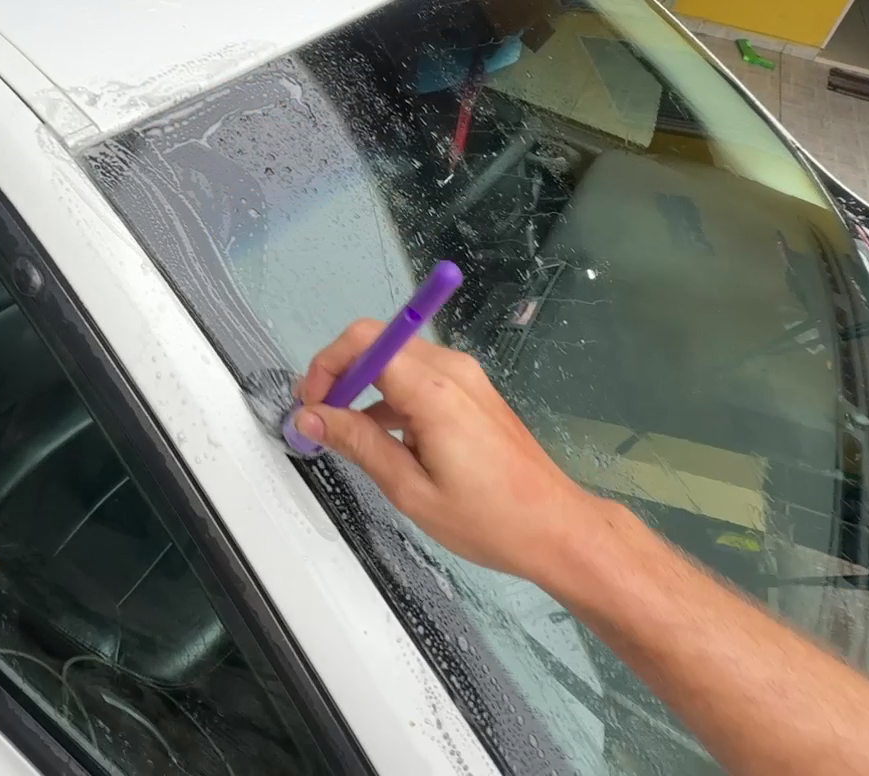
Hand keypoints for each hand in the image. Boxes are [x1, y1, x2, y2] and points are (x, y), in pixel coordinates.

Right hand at [294, 320, 607, 582]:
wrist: (559, 528)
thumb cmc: (488, 518)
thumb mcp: (409, 489)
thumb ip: (357, 443)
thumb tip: (309, 417)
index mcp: (434, 391)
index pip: (366, 342)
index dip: (327, 364)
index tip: (311, 404)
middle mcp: (450, 368)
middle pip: (377, 339)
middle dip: (339, 369)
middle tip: (319, 413)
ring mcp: (464, 374)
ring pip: (394, 354)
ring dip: (361, 380)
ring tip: (342, 426)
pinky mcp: (470, 387)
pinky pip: (415, 371)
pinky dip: (387, 390)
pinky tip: (379, 431)